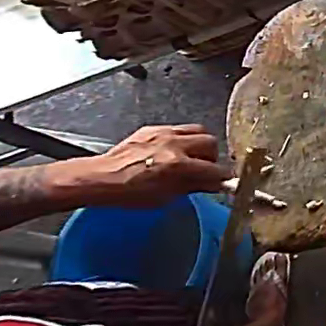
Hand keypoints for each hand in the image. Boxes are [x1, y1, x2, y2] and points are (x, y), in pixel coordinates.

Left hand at [51, 124, 232, 206]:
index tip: (225, 181)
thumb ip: (191, 187)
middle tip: (206, 168)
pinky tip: (174, 151)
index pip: (213, 169)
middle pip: (210, 143)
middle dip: (212, 157)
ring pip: (198, 130)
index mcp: (177, 165)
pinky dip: (183, 139)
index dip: (222, 177)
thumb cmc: (126, 193)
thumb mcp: (164, 197)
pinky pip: (178, 128)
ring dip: (200, 144)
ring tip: (193, 157)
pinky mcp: (153, 128)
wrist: (100, 179)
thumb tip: (211, 184)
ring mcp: (163, 133)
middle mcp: (173, 144)